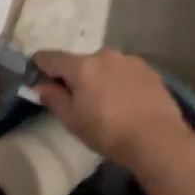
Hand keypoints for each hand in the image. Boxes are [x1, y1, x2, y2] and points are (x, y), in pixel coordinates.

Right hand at [31, 49, 194, 172]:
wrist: (157, 139)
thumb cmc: (108, 132)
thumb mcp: (73, 121)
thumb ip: (54, 99)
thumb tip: (39, 86)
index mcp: (82, 66)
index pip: (51, 57)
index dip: (39, 65)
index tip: (36, 76)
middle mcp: (105, 55)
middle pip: (81, 62)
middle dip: (75, 77)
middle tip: (77, 100)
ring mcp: (130, 61)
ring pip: (105, 66)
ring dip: (100, 79)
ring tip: (106, 104)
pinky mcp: (149, 71)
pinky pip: (125, 73)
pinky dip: (120, 83)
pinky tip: (126, 103)